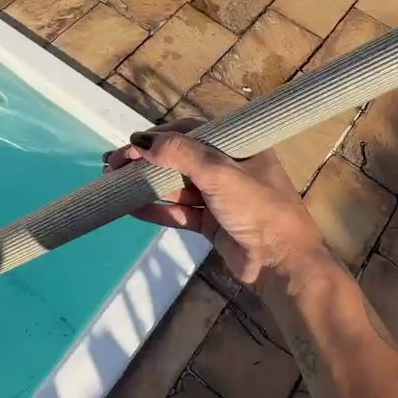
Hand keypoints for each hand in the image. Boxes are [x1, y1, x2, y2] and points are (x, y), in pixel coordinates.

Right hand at [105, 118, 333, 290]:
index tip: (131, 145)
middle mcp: (228, 168)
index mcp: (239, 148)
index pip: (192, 132)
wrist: (283, 266)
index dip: (160, 136)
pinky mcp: (211, 223)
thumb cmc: (259, 209)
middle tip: (113, 165)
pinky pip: (178, 212)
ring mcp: (219, 197)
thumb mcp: (220, 174)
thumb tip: (139, 142)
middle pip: (179, 159)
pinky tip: (130, 208)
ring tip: (114, 184)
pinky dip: (156, 210)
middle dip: (146, 161)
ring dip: (146, 185)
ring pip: (175, 186)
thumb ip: (180, 154)